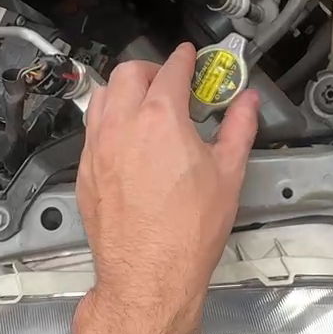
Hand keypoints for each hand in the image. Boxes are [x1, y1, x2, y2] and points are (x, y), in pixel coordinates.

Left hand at [76, 44, 258, 315]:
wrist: (149, 276)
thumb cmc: (187, 231)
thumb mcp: (228, 172)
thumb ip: (239, 127)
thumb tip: (248, 103)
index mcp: (161, 118)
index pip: (170, 70)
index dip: (183, 58)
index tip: (189, 56)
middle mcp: (123, 126)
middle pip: (127, 73)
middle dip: (150, 68)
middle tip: (170, 80)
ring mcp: (98, 148)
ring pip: (101, 96)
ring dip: (124, 90)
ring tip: (145, 103)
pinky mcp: (85, 172)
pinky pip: (92, 129)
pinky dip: (110, 119)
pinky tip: (128, 137)